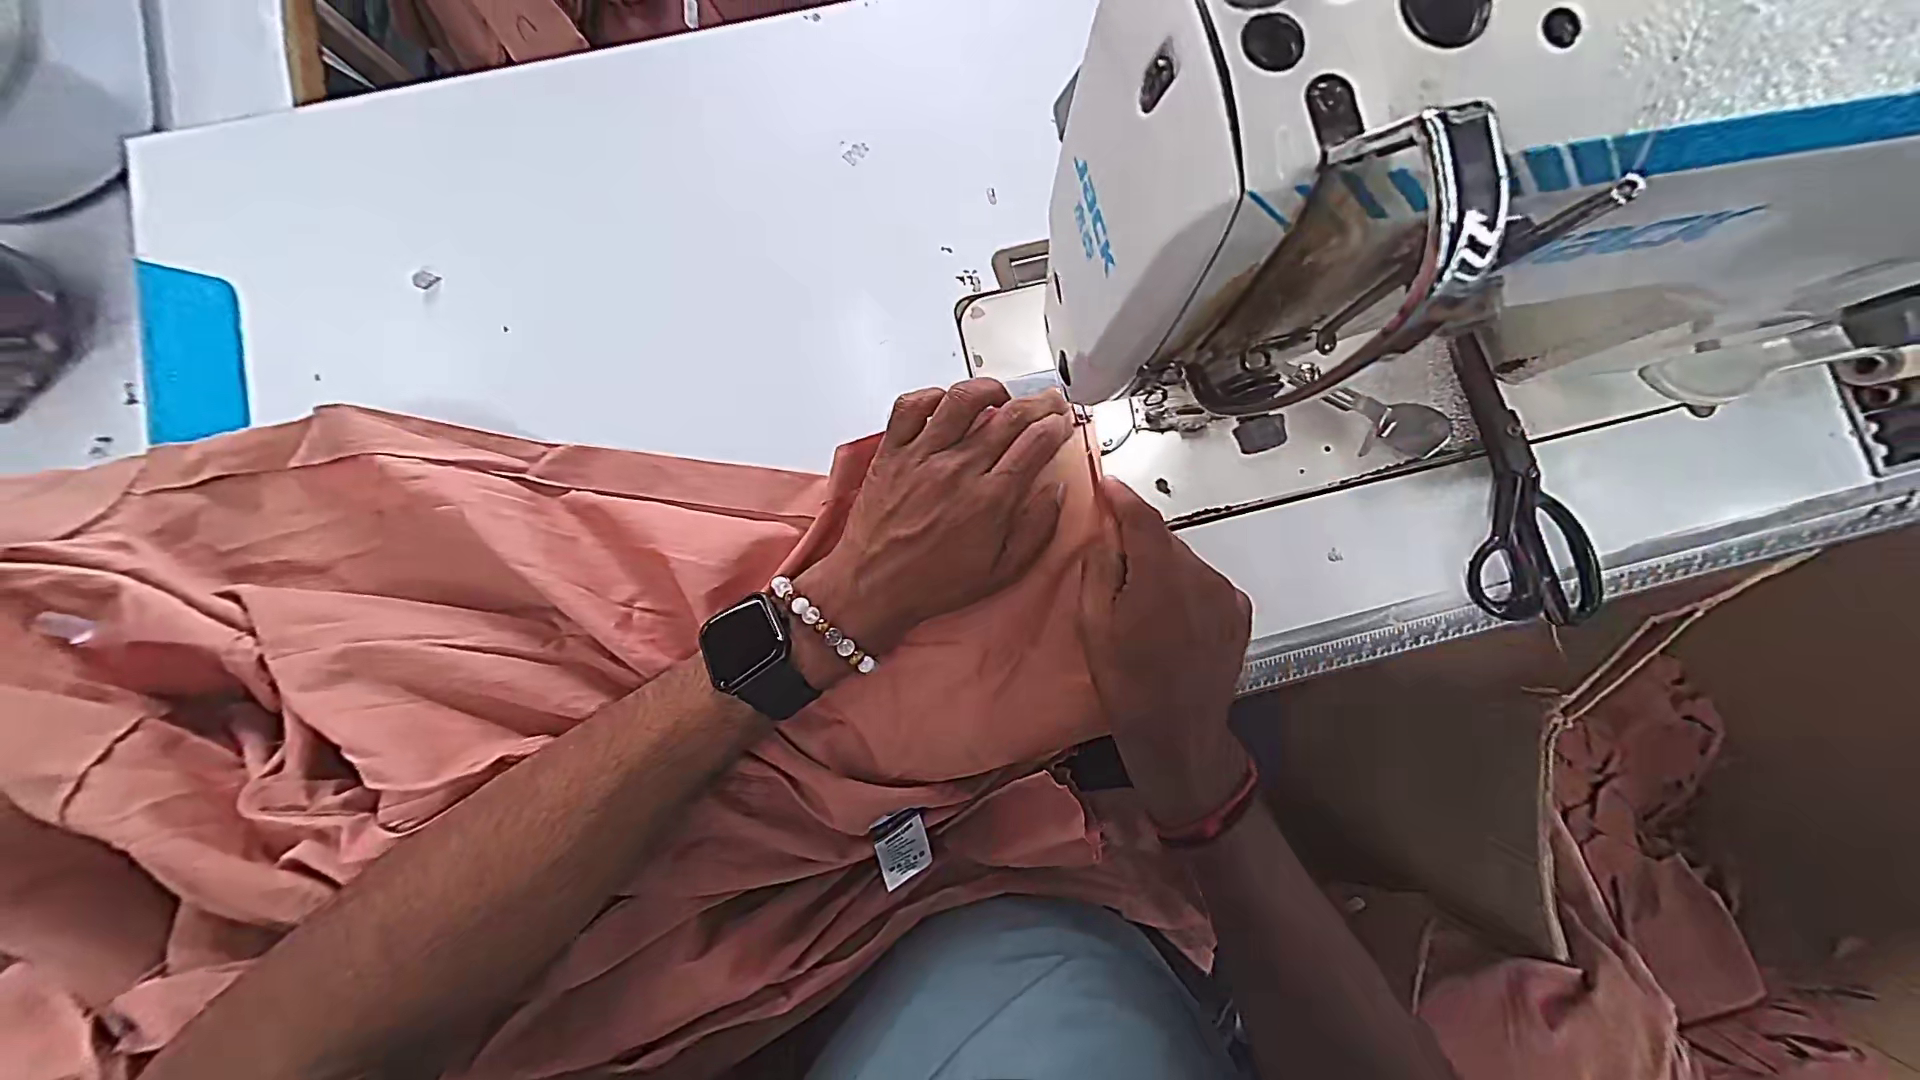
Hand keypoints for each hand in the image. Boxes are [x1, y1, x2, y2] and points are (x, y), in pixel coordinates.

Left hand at [794, 379, 1073, 681]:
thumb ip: (1036, 531)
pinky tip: (946, 403)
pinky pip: (911, 406)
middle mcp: (958, 470)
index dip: (1057, 425)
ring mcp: (922, 457)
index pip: (1036, 442)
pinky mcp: (892, 453)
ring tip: (1002, 395)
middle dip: (1039, 403)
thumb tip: (1055, 493)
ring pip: (963, 399)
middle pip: (1010, 416)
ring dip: (990, 389)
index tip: (1062, 423)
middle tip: (1048, 403)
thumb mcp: (1001, 572)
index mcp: (990, 500)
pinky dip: (932, 395)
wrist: (872, 586)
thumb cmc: (932, 584)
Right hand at [1077, 476, 1253, 825]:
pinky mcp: (1237, 610)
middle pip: (1164, 537)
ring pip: (1184, 557)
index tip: (1108, 485)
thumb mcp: (1093, 627)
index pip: (1143, 519)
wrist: (1177, 732)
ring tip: (1141, 599)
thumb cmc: (1130, 687)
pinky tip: (1167, 612)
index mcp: (1158, 581)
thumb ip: (1098, 571)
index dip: (1122, 496)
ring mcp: (1223, 595)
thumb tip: (1105, 537)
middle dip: (1137, 538)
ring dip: (1161, 563)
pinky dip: (1184, 583)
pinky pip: (1204, 579)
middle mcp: (1199, 581)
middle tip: (1114, 558)